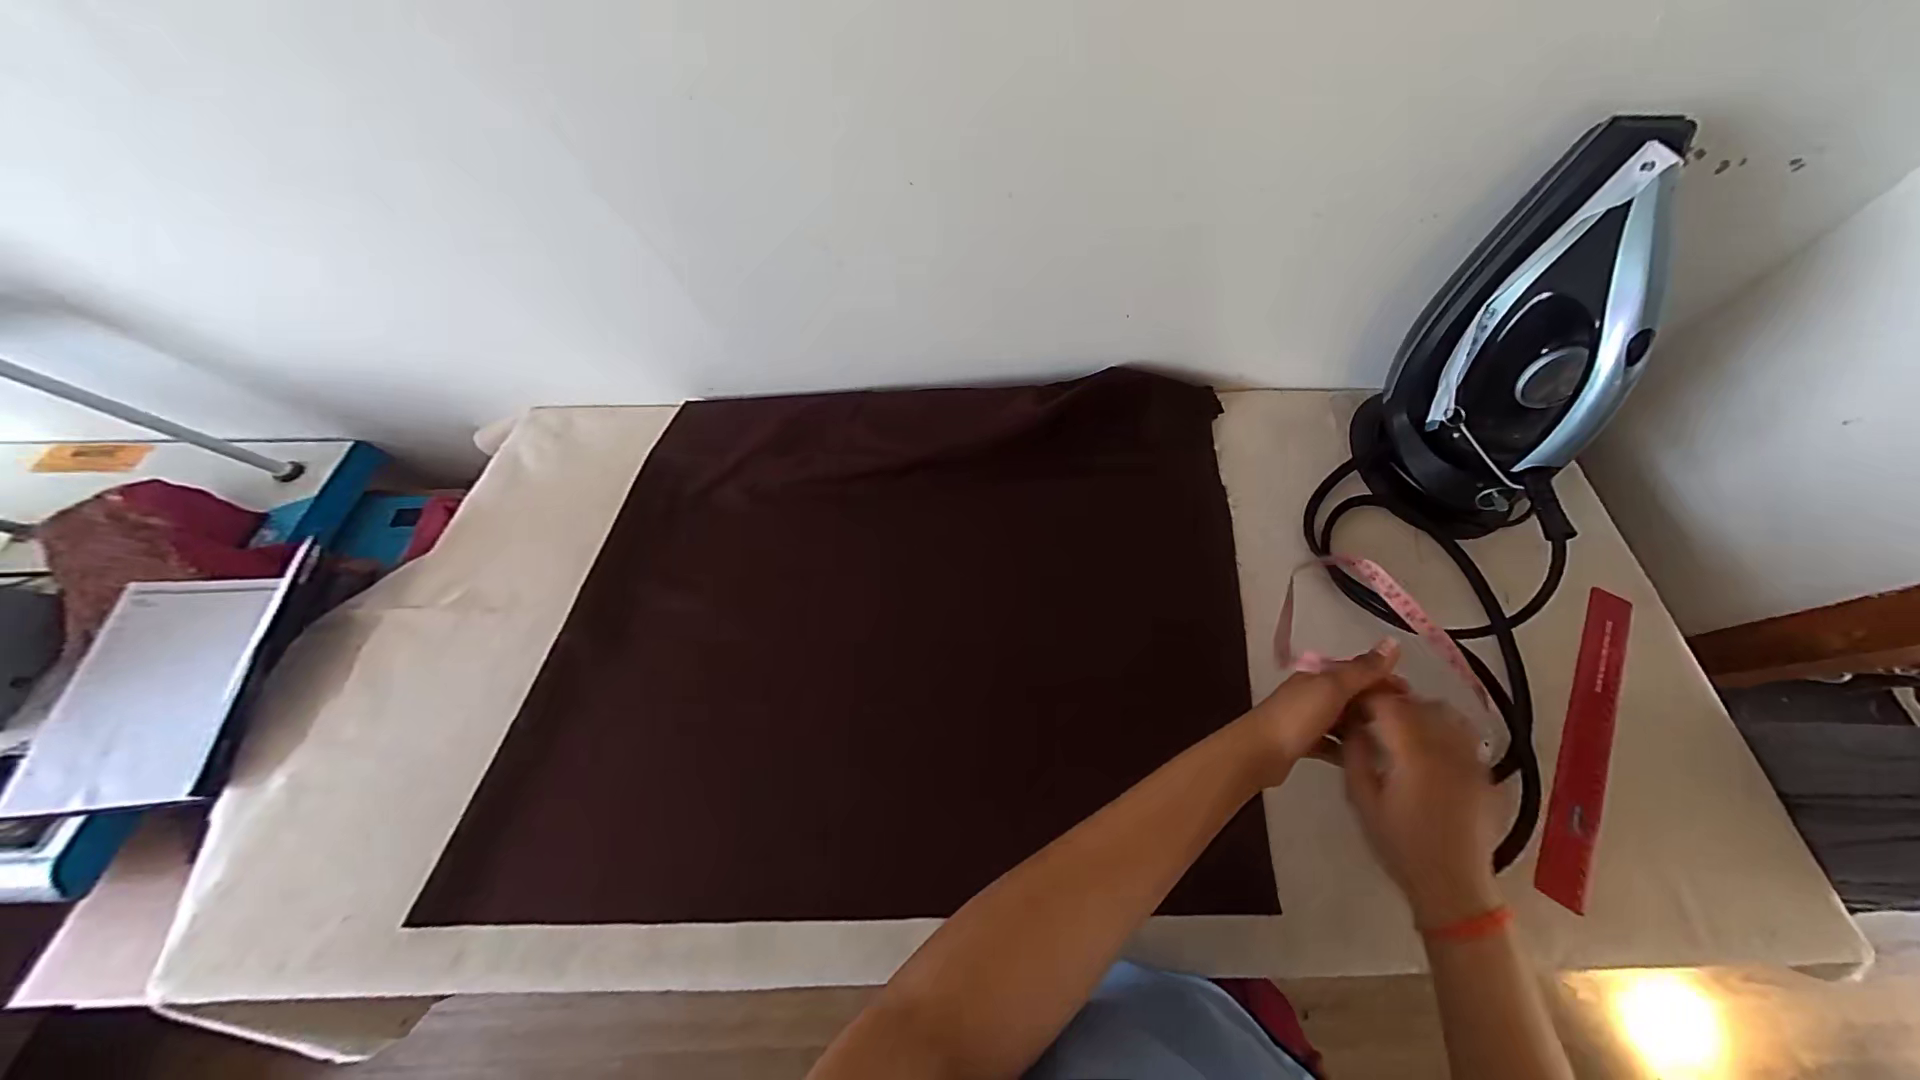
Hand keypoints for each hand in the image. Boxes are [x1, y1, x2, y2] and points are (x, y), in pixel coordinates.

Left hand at [1224, 640, 1400, 789]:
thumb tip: (1392, 642)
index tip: (1414, 698)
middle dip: (1378, 706)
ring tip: (1393, 744)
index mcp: (1317, 676)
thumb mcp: (1333, 688)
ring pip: (1343, 720)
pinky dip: (1348, 747)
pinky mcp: (1303, 742)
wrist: (1260, 751)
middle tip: (1408, 725)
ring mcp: (1306, 718)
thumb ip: (1363, 669)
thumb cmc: (1298, 716)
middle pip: (1351, 696)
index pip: (1357, 672)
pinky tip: (1367, 760)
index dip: (1385, 680)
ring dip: (1365, 728)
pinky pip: (1332, 742)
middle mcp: (1311, 693)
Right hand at [1342, 691, 1500, 927]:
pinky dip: (1443, 730)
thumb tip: (1352, 725)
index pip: (1389, 705)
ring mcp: (1473, 762)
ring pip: (1448, 715)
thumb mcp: (1361, 799)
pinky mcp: (1485, 776)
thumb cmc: (1399, 844)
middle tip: (1369, 719)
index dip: (1366, 698)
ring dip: (1421, 713)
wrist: (1453, 885)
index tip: (1349, 706)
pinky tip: (1427, 751)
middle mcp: (1448, 750)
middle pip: (1420, 704)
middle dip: (1392, 704)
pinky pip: (1465, 737)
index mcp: (1414, 754)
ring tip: (1401, 730)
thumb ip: (1354, 755)